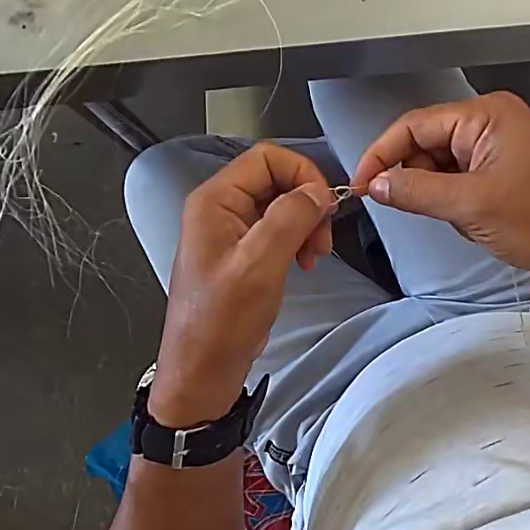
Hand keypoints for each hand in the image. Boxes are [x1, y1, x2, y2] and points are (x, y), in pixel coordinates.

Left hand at [151, 144, 335, 428]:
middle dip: (308, 204)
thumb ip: (290, 219)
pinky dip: (299, 241)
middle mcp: (221, 211)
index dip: (303, 175)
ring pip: (283, 206)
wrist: (204, 370)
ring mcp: (233, 233)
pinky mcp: (245, 254)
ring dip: (307, 224)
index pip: (267, 159)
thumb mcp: (259, 265)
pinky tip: (305, 262)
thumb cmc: (219, 324)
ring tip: (314, 254)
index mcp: (214, 202)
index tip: (325, 205)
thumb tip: (318, 192)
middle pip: (278, 180)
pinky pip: (280, 230)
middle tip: (322, 237)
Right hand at [350, 91, 529, 284]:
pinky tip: (481, 223)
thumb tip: (376, 184)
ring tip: (470, 220)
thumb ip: (416, 192)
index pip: (413, 125)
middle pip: (427, 145)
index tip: (362, 185)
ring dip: (443, 198)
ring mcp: (500, 146)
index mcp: (485, 115)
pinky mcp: (507, 170)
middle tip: (428, 213)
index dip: (382, 155)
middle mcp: (491, 123)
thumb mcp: (472, 207)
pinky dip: (460, 205)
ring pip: (443, 168)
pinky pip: (463, 182)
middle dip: (419, 181)